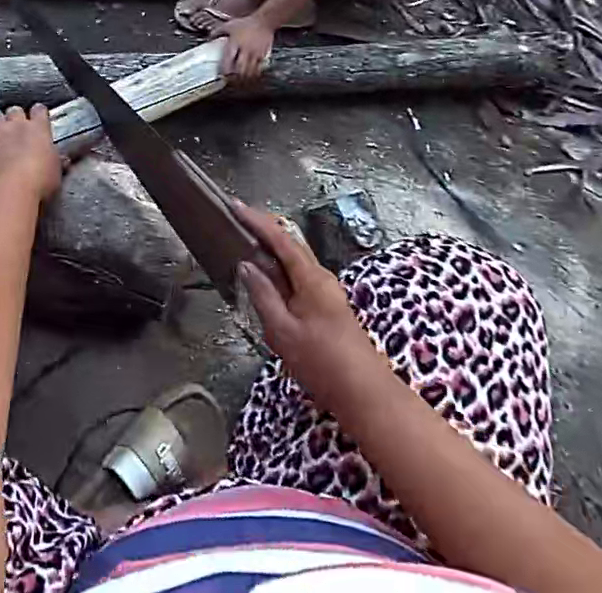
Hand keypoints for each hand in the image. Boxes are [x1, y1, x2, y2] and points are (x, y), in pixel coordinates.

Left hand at [0, 105, 62, 200]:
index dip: (38, 114)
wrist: (10, 189)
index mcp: (39, 128)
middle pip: (14, 110)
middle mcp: (16, 124)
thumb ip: (57, 161)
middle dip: (15, 117)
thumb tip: (64, 160)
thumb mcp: (55, 172)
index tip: (39, 120)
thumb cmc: (39, 182)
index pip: (39, 110)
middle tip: (17, 130)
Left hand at [210, 14, 274, 82]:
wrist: (264, 21)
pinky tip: (250, 75)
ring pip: (250, 70)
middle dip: (235, 76)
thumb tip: (208, 39)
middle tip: (231, 79)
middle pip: (240, 68)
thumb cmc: (246, 23)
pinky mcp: (263, 54)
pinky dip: (254, 73)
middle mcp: (245, 49)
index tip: (222, 74)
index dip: (225, 69)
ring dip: (244, 77)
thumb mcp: (229, 25)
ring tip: (240, 80)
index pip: (229, 59)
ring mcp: (255, 53)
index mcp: (235, 43)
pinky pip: (259, 68)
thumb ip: (217, 32)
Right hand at [234, 199, 388, 409]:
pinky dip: (278, 268)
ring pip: (294, 260)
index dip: (256, 221)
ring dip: (270, 249)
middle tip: (236, 221)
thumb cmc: (322, 363)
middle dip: (263, 229)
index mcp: (311, 279)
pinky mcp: (327, 306)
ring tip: (244, 245)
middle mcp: (322, 278)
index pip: (281, 239)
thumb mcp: (282, 330)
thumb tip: (247, 265)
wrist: (366, 395)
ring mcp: (327, 292)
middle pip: (290, 244)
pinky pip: (298, 276)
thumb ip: (263, 294)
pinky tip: (264, 277)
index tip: (235, 206)